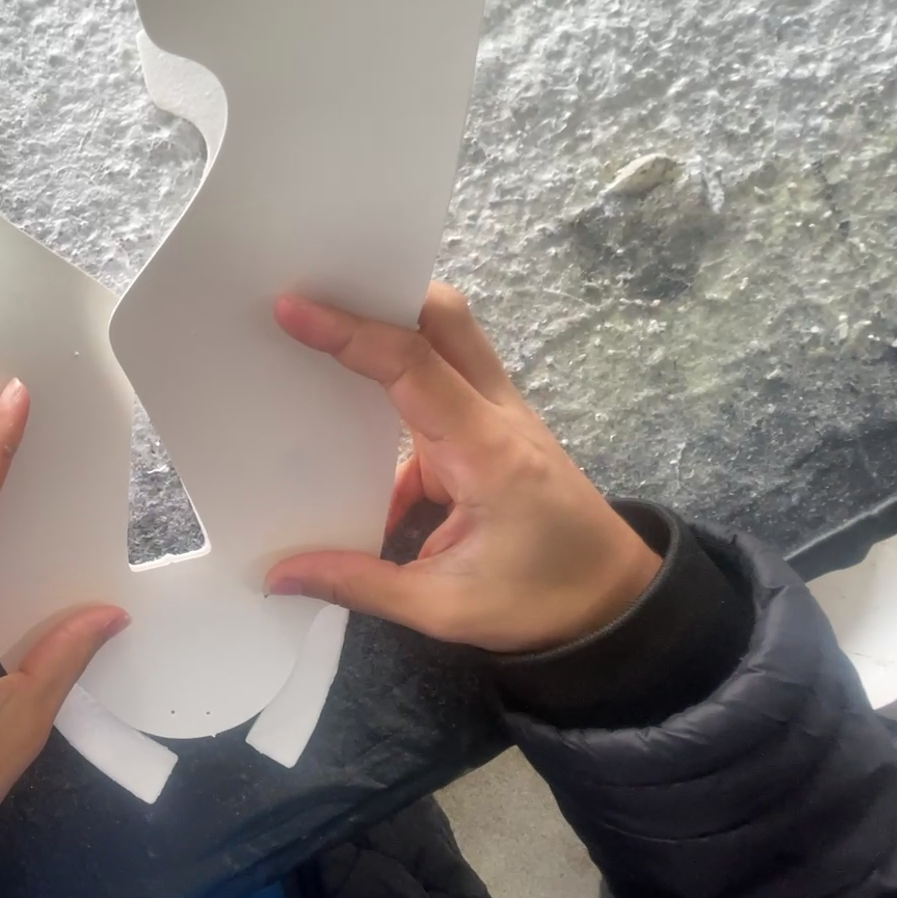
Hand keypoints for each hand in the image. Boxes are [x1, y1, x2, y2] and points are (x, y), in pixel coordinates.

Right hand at [265, 283, 661, 653]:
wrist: (617, 606)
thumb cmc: (541, 603)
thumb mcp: (442, 608)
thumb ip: (357, 584)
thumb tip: (279, 574)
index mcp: (487, 453)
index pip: (413, 367)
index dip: (350, 333)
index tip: (294, 309)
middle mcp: (497, 417)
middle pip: (447, 321)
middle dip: (385, 293)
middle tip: (323, 289)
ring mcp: (497, 417)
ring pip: (449, 339)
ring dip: (392, 323)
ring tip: (327, 326)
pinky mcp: (487, 431)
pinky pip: (439, 383)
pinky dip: (395, 377)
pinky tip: (351, 408)